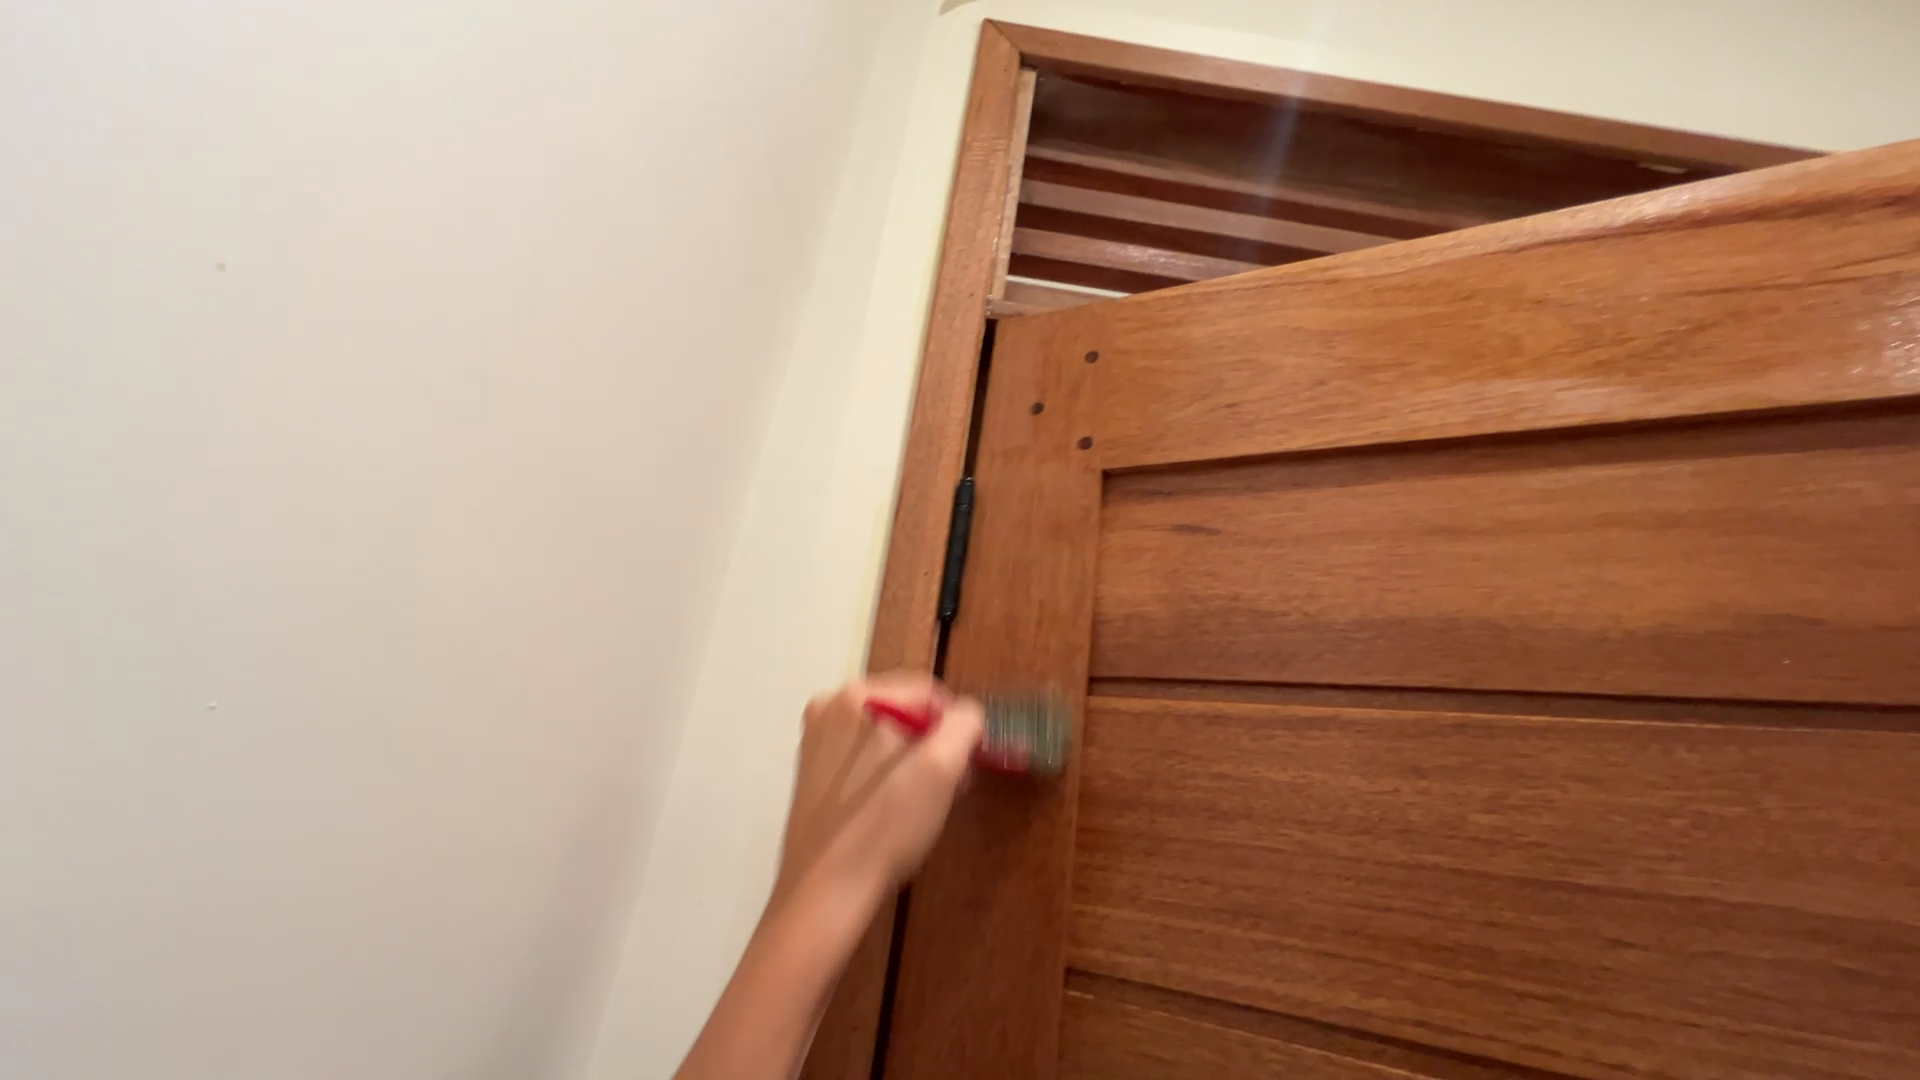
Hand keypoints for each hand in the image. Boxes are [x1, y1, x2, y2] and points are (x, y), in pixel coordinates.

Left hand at [773, 671, 983, 911]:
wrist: (826, 892)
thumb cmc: (886, 828)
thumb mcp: (941, 770)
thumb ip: (964, 725)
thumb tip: (967, 714)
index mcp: (857, 696)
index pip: (928, 691)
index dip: (956, 726)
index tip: (966, 766)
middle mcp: (829, 706)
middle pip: (904, 708)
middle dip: (934, 742)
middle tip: (950, 786)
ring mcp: (816, 738)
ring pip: (885, 731)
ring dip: (912, 757)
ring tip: (923, 800)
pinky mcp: (811, 768)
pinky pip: (863, 752)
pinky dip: (885, 770)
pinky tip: (892, 806)